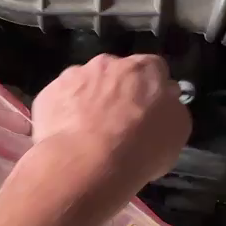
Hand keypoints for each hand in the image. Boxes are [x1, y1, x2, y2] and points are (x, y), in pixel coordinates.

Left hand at [28, 54, 190, 206]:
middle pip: (115, 74)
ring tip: (87, 134)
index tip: (148, 111)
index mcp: (144, 68)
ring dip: (87, 101)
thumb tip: (164, 98)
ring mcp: (73, 75)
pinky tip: (66, 136)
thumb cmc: (141, 147)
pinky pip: (59, 101)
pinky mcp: (47, 93)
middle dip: (116, 92)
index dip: (151, 91)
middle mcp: (107, 63)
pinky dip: (63, 114)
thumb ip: (170, 107)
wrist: (87, 162)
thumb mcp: (177, 130)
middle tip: (116, 124)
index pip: (154, 70)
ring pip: (84, 85)